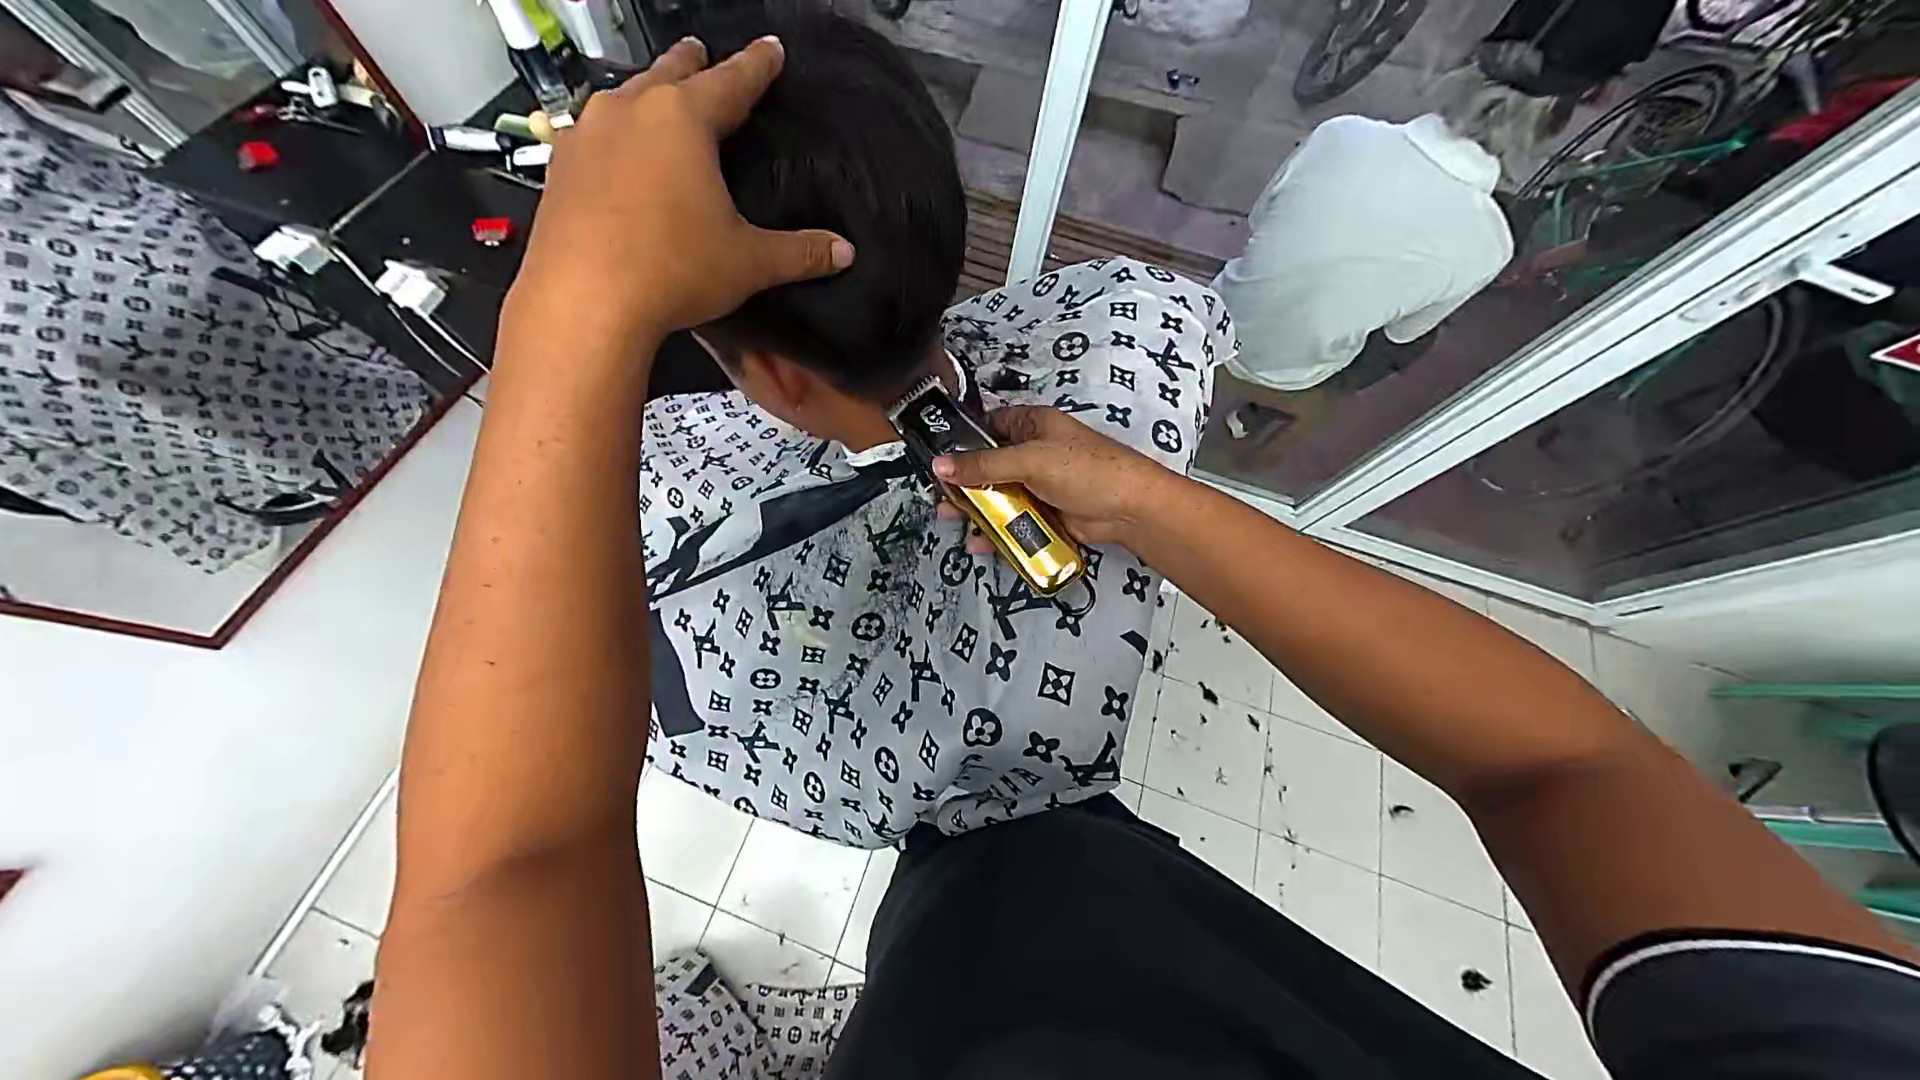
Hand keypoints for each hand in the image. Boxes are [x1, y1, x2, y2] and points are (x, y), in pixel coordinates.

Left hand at [504, 36, 853, 348]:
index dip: (756, 66)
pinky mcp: (560, 166)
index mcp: (683, 120)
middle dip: (691, 63)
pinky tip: (615, 151)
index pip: (731, 81)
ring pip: (625, 98)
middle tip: (702, 52)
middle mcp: (630, 111)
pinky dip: (614, 134)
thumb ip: (800, 253)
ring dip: (648, 94)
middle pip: (668, 73)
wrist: (586, 298)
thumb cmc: (674, 268)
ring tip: (658, 97)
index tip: (770, 49)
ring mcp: (587, 134)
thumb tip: (845, 252)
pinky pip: (594, 134)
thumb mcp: (749, 262)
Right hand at [931, 406, 1174, 549]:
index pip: (988, 426)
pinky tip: (980, 540)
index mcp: (1032, 424)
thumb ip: (984, 465)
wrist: (1129, 510)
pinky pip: (1012, 520)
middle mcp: (1033, 451)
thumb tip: (942, 465)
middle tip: (941, 497)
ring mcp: (1038, 484)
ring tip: (954, 519)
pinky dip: (996, 531)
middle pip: (988, 466)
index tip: (938, 460)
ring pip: (998, 496)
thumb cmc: (1089, 470)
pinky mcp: (1043, 512)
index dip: (962, 441)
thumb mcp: (1030, 460)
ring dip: (977, 509)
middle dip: (964, 483)